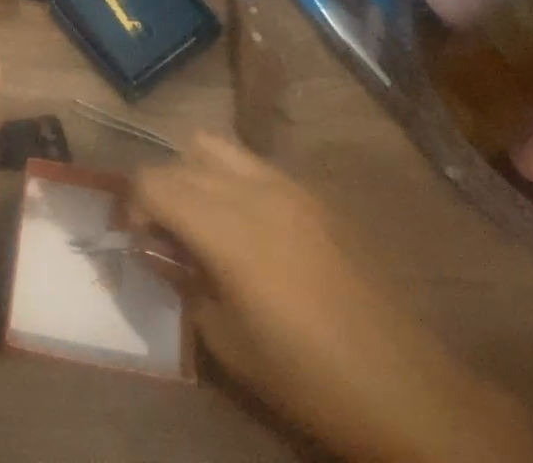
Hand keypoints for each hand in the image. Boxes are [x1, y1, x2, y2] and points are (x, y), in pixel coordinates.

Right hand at [130, 134, 532, 462]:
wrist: (400, 384)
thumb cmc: (302, 373)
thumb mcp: (223, 338)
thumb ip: (179, 279)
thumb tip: (151, 249)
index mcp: (228, 228)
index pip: (153, 181)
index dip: (132, 206)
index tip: (136, 241)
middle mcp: (255, 191)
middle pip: (180, 160)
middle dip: (157, 190)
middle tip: (159, 237)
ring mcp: (290, 187)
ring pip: (216, 148)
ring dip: (192, 175)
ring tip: (197, 220)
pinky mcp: (314, 196)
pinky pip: (253, 164)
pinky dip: (227, 179)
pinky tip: (240, 225)